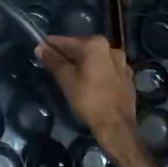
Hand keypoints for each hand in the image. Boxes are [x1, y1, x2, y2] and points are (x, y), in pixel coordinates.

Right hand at [36, 36, 141, 159]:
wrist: (116, 124)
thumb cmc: (88, 99)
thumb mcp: (66, 79)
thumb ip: (53, 60)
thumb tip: (40, 47)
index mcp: (96, 44)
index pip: (67, 41)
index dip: (52, 46)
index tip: (41, 49)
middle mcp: (111, 48)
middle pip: (83, 48)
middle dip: (68, 54)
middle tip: (54, 63)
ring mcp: (122, 63)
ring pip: (96, 59)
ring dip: (83, 63)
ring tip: (71, 73)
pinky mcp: (127, 77)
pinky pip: (107, 69)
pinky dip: (97, 72)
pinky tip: (90, 82)